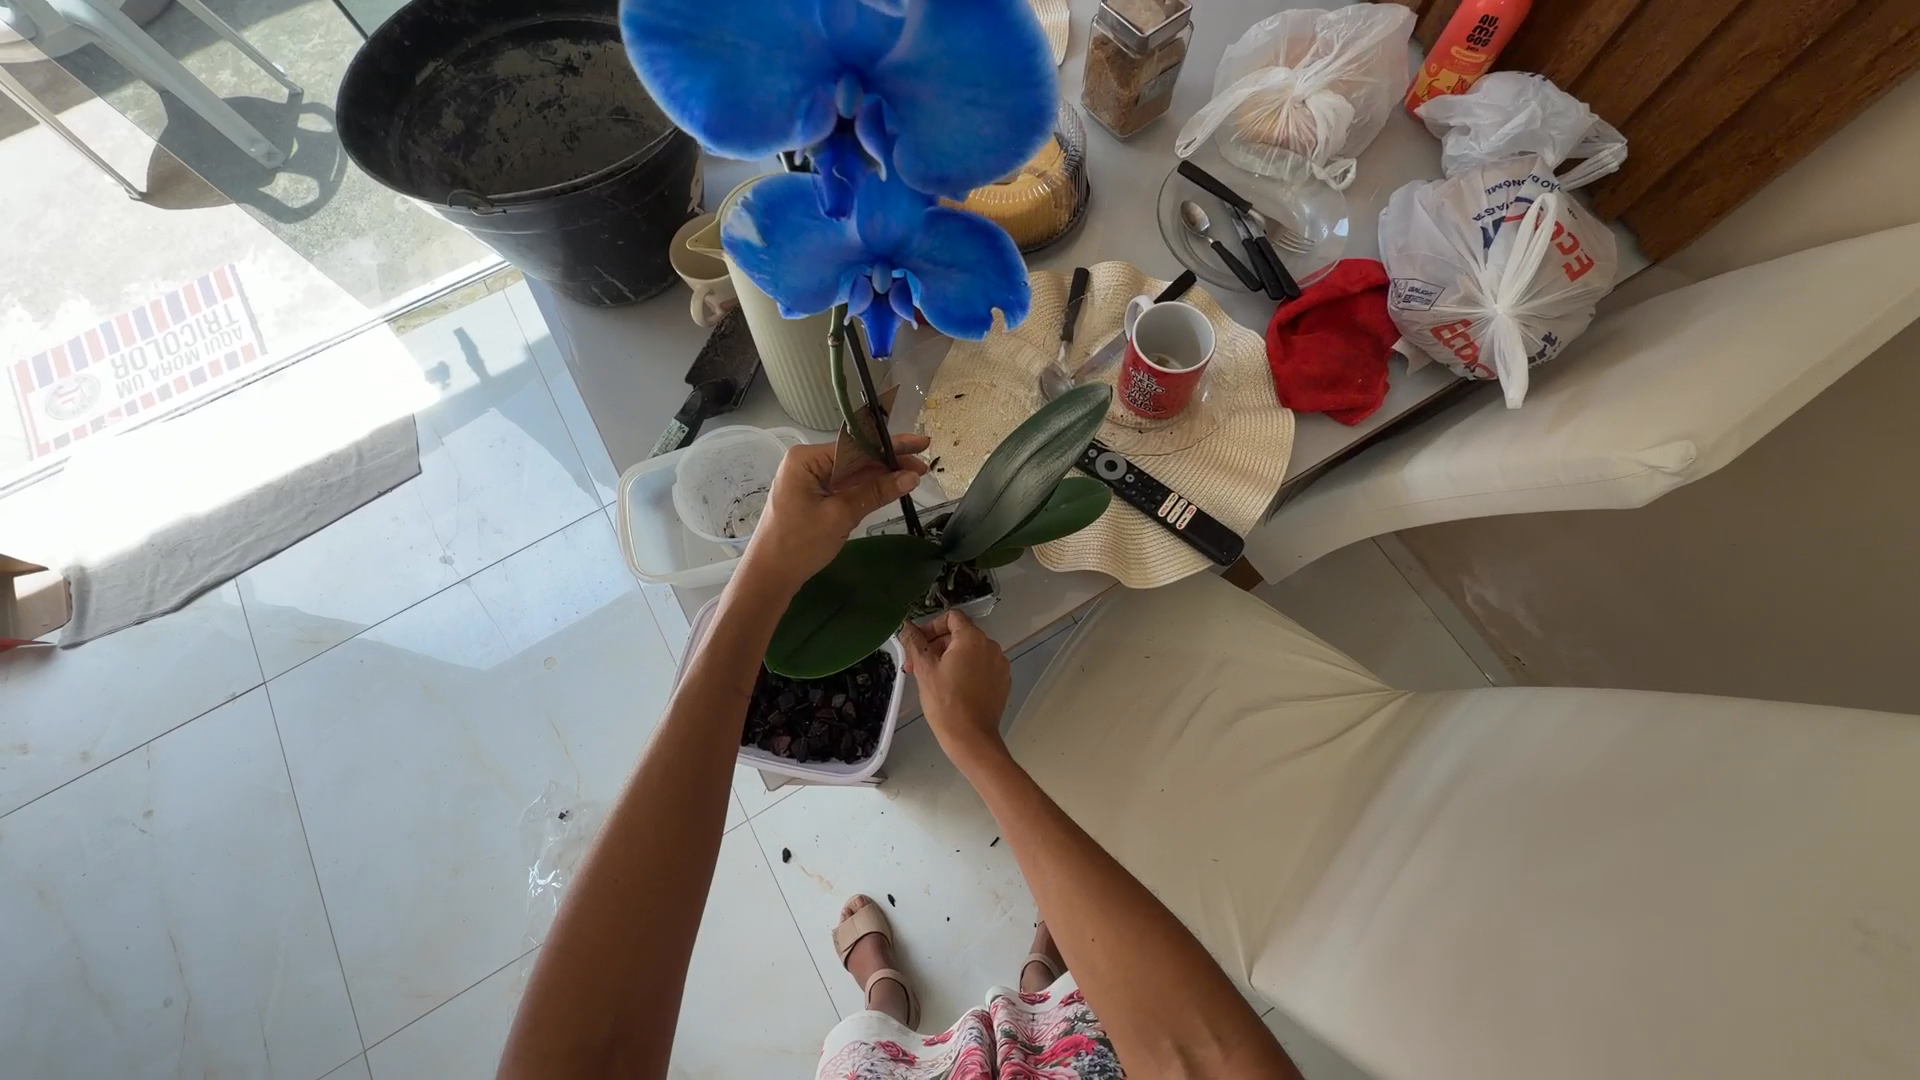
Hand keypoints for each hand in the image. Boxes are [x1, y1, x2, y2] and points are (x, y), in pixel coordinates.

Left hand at [737, 434, 928, 597]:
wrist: (769, 576)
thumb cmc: (798, 544)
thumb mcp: (840, 516)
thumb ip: (875, 492)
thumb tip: (910, 477)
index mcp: (806, 459)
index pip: (856, 445)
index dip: (890, 445)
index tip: (920, 444)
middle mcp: (807, 463)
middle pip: (856, 456)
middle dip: (889, 461)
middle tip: (923, 466)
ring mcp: (809, 480)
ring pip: (853, 472)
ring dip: (881, 475)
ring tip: (914, 476)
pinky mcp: (814, 496)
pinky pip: (845, 486)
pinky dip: (867, 488)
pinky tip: (890, 487)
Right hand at [900, 611, 1011, 768]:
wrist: (971, 738)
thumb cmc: (945, 703)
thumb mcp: (924, 670)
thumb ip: (914, 642)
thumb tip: (904, 625)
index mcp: (972, 638)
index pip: (952, 617)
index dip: (932, 626)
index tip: (918, 644)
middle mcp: (991, 646)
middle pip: (960, 634)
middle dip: (937, 646)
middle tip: (917, 666)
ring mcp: (999, 664)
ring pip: (971, 651)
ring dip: (950, 658)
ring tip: (933, 679)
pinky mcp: (1003, 681)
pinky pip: (982, 666)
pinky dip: (966, 670)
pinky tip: (953, 688)